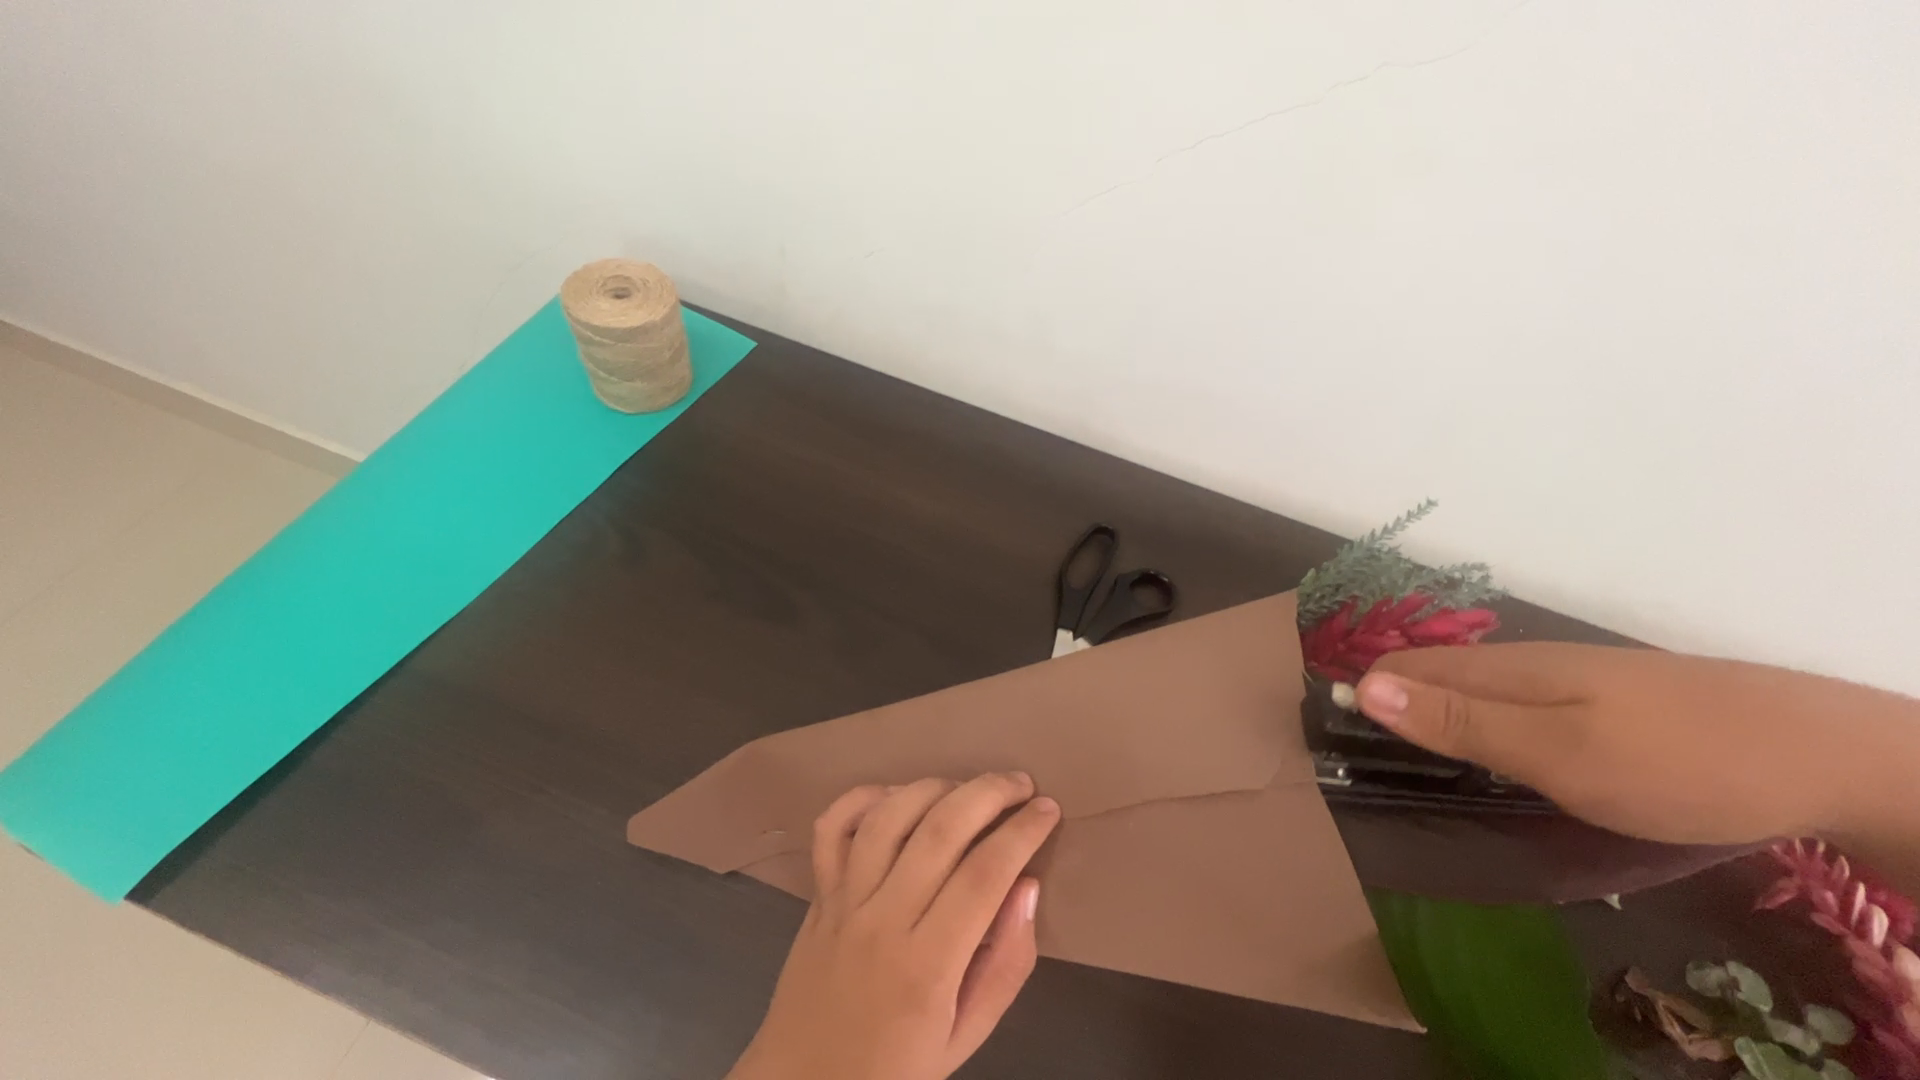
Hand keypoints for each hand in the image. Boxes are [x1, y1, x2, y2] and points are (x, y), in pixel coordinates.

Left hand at [727, 773, 1060, 1079]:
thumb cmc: (897, 1065)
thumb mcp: (968, 1034)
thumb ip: (1006, 964)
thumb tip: (1026, 886)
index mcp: (927, 965)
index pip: (983, 874)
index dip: (1022, 832)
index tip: (1048, 809)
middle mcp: (882, 920)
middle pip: (940, 830)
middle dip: (988, 793)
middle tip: (1020, 783)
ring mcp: (843, 901)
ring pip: (889, 817)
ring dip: (935, 787)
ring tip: (967, 788)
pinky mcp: (818, 893)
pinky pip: (832, 827)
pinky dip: (863, 798)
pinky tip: (897, 796)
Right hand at [1354, 643, 1919, 849]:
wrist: (1829, 758)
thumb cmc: (1680, 761)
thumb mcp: (1559, 754)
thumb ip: (1461, 724)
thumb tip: (1364, 688)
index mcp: (1504, 670)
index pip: (1401, 668)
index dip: (1357, 694)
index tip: (1322, 737)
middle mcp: (1526, 665)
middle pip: (1430, 674)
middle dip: (1383, 701)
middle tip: (1350, 752)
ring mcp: (1566, 682)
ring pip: (1470, 690)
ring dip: (1426, 713)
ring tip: (1400, 754)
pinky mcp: (1599, 703)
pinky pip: (1510, 705)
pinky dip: (1475, 723)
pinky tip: (1484, 752)